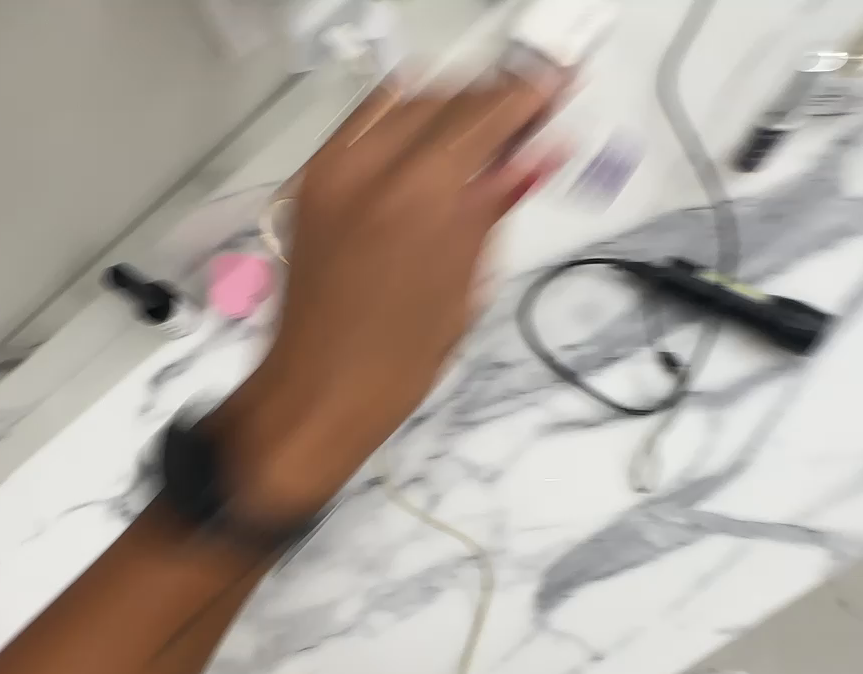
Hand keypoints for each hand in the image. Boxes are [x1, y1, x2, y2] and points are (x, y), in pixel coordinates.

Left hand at [214, 73, 564, 521]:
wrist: (318, 392)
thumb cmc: (398, 365)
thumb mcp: (464, 289)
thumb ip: (491, 209)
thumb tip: (530, 155)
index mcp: (419, 196)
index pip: (484, 112)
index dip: (527, 97)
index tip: (556, 90)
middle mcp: (367, 166)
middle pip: (442, 96)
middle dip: (487, 100)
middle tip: (522, 122)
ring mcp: (328, 172)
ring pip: (398, 100)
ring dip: (444, 107)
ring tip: (475, 139)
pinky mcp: (306, 186)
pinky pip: (361, 126)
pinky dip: (399, 123)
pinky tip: (423, 152)